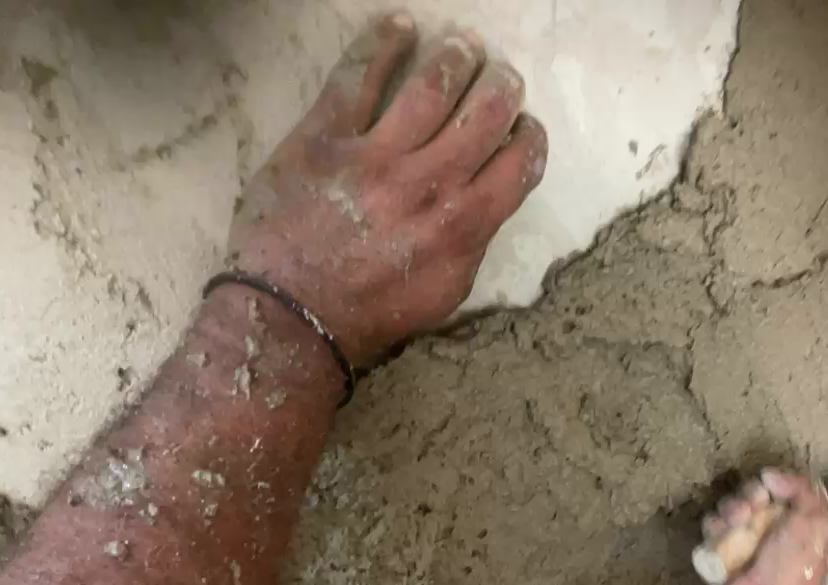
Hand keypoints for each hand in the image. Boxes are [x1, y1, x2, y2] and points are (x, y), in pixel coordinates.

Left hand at [227, 14, 547, 365]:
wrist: (298, 313)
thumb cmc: (376, 312)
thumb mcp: (446, 292)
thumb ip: (470, 242)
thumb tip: (481, 201)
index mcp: (463, 226)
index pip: (516, 165)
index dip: (529, 140)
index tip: (526, 130)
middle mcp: (429, 183)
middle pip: (482, 116)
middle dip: (503, 89)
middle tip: (504, 76)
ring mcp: (376, 154)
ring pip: (429, 87)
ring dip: (455, 58)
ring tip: (465, 46)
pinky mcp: (325, 135)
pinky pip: (356, 75)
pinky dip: (382, 43)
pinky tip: (402, 26)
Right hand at [705, 469, 827, 584]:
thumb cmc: (799, 564)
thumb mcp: (818, 520)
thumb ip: (802, 487)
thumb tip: (768, 476)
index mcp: (794, 518)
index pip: (777, 486)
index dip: (772, 483)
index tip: (771, 490)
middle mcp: (767, 526)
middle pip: (748, 492)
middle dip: (748, 494)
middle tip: (753, 508)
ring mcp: (740, 540)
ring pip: (726, 507)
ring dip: (731, 509)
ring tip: (739, 523)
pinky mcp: (717, 552)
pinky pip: (709, 528)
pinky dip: (715, 529)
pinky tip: (724, 540)